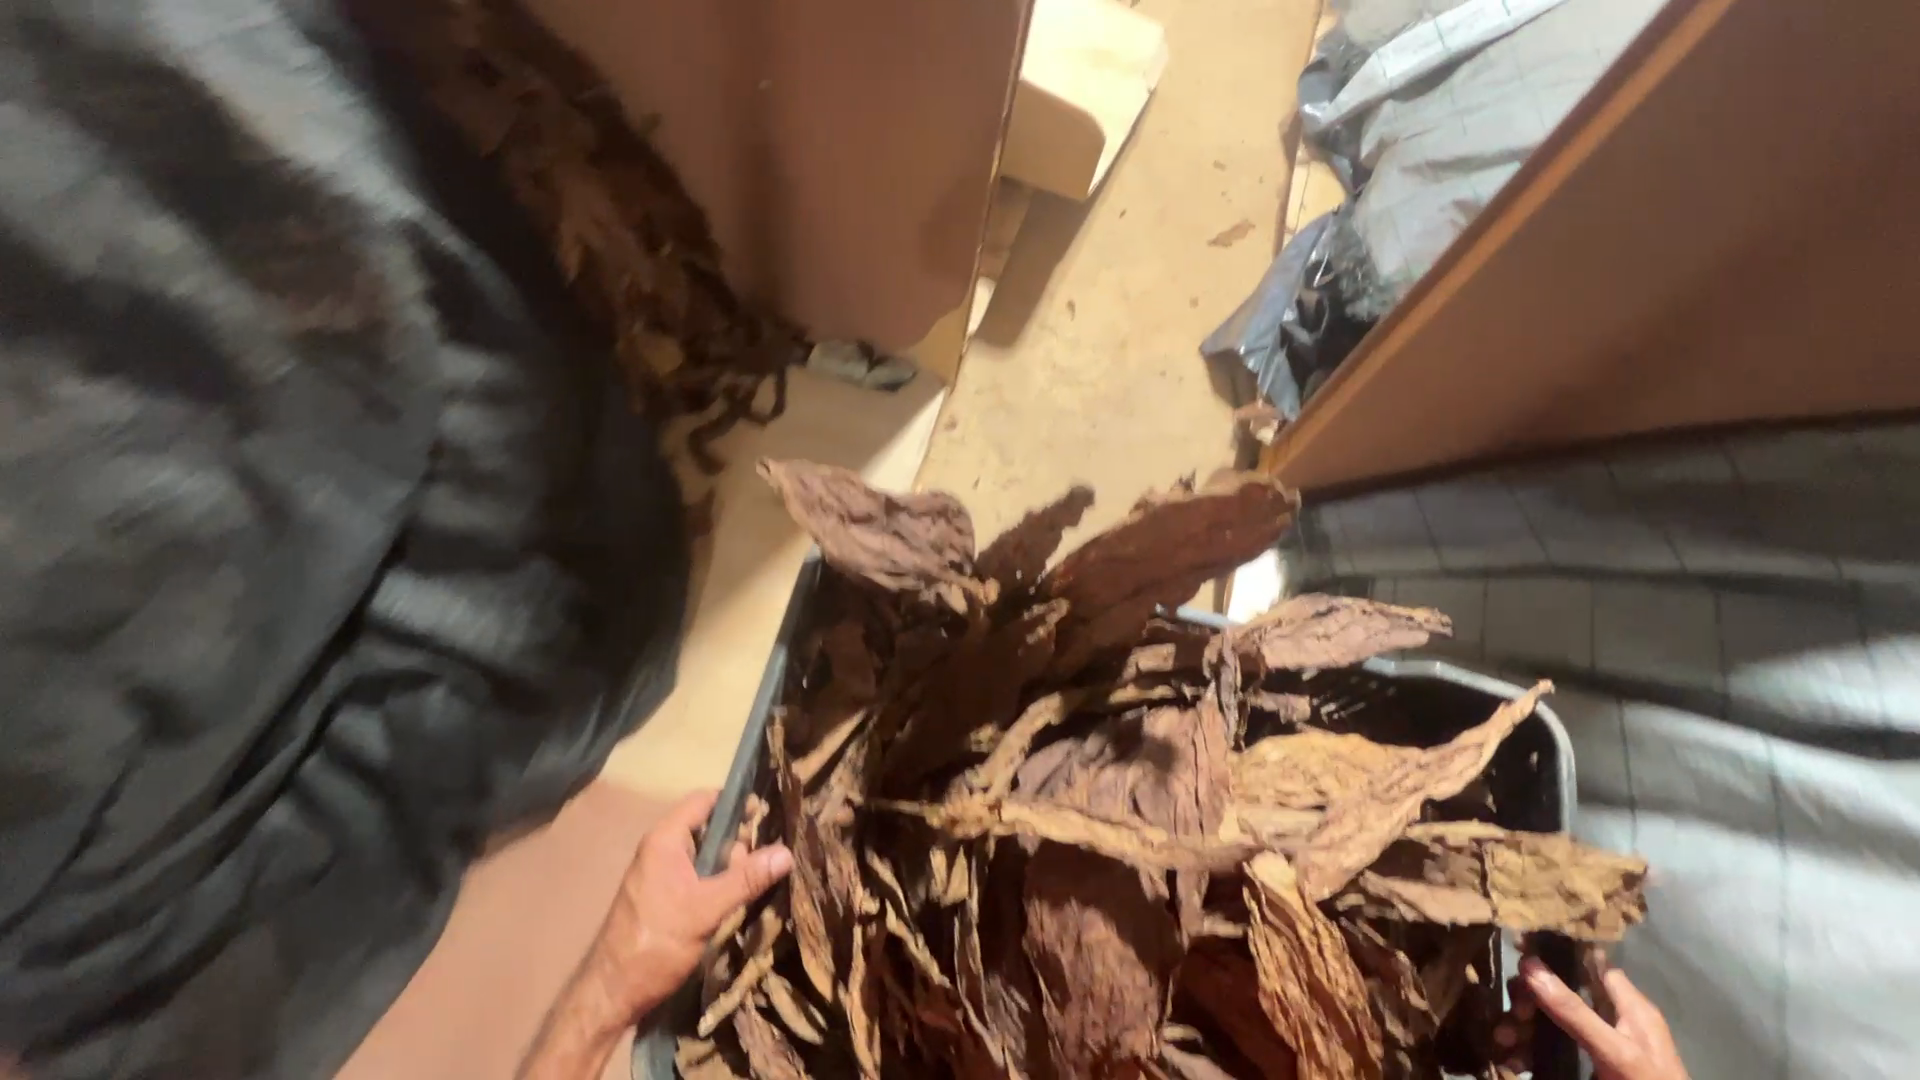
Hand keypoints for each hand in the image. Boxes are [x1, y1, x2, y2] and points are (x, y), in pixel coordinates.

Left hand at [517, 790, 791, 1079]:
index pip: (705, 799)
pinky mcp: (668, 898)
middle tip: (765, 861)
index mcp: (665, 839)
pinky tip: (744, 898)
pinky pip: (702, 877)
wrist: (611, 998)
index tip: (768, 815)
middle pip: (711, 827)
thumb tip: (787, 852)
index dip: (736, 802)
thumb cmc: (653, 944)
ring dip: (734, 867)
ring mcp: (664, 875)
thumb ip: (746, 879)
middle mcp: (663, 850)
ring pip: (709, 855)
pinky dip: (723, 883)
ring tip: (761, 881)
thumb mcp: (706, 910)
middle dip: (741, 841)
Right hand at [1518, 955, 1688, 1079]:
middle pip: (1559, 988)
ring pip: (1547, 1017)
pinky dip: (1526, 1050)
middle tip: (1514, 1014)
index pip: (1590, 960)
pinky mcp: (1586, 1064)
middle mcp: (1612, 1016)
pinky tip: (1512, 1059)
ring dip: (1520, 1026)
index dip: (1556, 948)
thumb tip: (1527, 963)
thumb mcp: (1616, 1052)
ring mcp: (1598, 1042)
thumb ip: (1575, 1011)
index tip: (1518, 945)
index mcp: (1629, 1005)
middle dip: (1527, 998)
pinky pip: (1548, 1046)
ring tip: (1502, 1041)